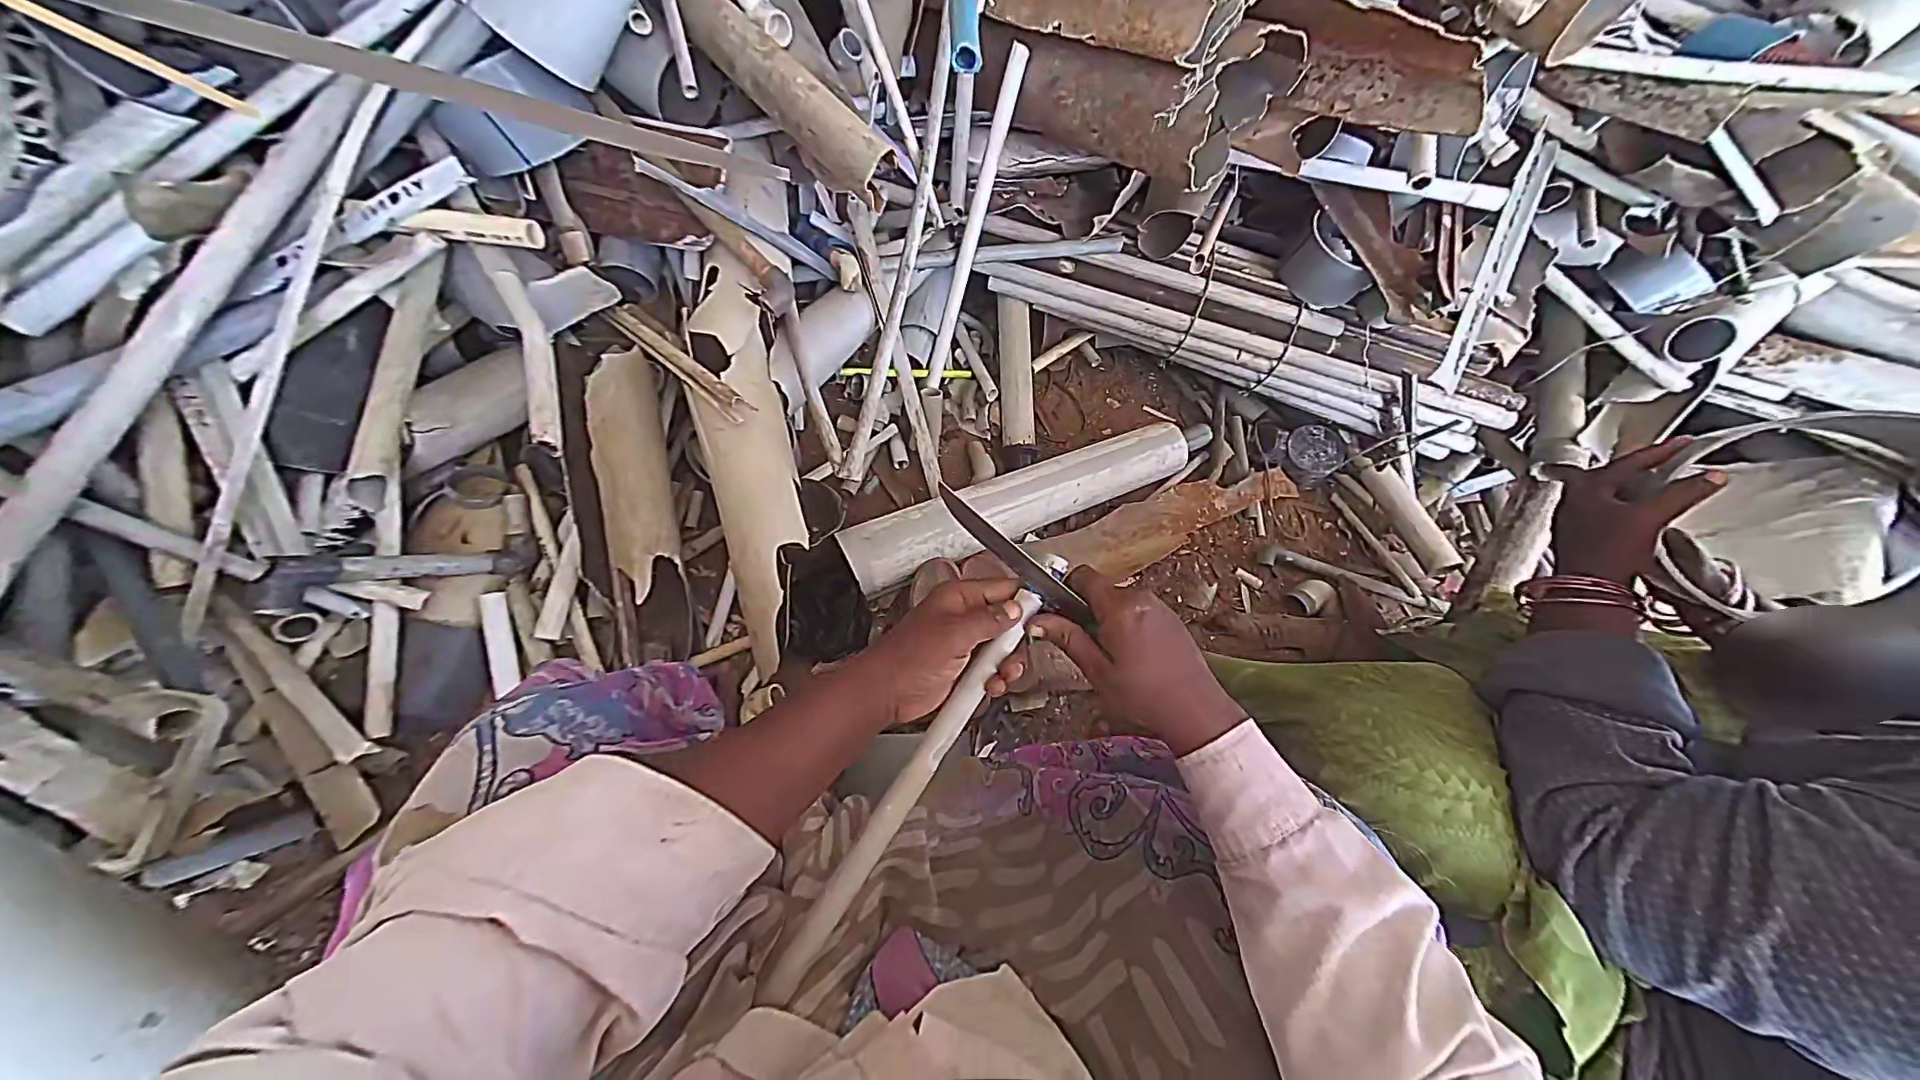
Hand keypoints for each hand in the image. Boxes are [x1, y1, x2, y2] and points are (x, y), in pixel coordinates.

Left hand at [849, 577, 1029, 725]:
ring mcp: (966, 644)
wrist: (886, 693)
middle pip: (1008, 623)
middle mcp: (964, 618)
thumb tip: (1015, 610)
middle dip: (1015, 642)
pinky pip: (993, 670)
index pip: (1001, 588)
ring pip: (1004, 650)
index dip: (1022, 599)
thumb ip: (988, 621)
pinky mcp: (966, 669)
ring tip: (999, 674)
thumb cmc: (904, 659)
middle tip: (1010, 653)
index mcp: (958, 598)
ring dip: (1007, 665)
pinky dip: (996, 679)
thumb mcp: (953, 634)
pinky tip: (990, 685)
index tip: (1039, 613)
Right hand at [1030, 567, 1245, 754]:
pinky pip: (1137, 610)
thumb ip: (1068, 639)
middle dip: (1085, 610)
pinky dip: (1125, 624)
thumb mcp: (1098, 671)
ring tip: (1107, 655)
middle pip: (1100, 590)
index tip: (1055, 610)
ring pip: (1118, 601)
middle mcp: (1141, 598)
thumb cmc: (1145, 697)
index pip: (1083, 576)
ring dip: (1106, 618)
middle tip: (1080, 643)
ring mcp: (1158, 607)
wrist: (1196, 712)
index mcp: (1120, 608)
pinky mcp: (1169, 618)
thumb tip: (1038, 621)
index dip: (1064, 589)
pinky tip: (1128, 655)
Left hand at [1548, 437, 1727, 585]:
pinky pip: (1604, 510)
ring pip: (1606, 492)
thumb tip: (1712, 476)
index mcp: (1586, 488)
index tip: (1683, 442)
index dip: (1659, 451)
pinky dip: (1625, 504)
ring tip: (1656, 482)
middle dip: (1639, 466)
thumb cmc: (1609, 549)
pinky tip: (1637, 511)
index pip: (1628, 462)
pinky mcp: (1578, 534)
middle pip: (1611, 474)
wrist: (1588, 584)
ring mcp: (1572, 517)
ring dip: (1631, 486)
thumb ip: (1681, 493)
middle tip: (1665, 460)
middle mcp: (1573, 499)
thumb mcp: (1650, 516)